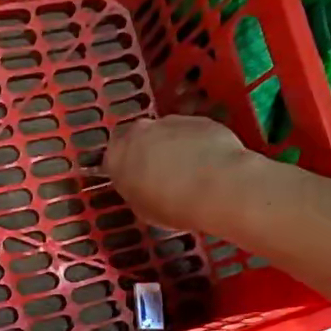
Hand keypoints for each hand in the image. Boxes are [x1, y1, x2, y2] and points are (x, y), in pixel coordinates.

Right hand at [103, 115, 259, 232]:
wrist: (217, 186)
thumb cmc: (173, 206)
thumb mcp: (143, 210)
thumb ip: (136, 192)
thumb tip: (143, 187)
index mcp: (119, 155)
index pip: (113, 158)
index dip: (126, 170)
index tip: (136, 182)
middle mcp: (142, 131)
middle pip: (141, 140)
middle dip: (149, 154)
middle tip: (163, 178)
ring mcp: (172, 121)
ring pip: (168, 134)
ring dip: (175, 149)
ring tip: (191, 175)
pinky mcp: (200, 120)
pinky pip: (194, 134)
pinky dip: (198, 146)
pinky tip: (210, 167)